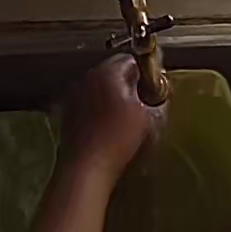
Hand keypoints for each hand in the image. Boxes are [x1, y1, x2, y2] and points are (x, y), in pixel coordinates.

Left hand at [59, 55, 160, 181]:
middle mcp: (89, 76)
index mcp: (109, 71)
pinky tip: (108, 130)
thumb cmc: (119, 139)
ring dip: (114, 98)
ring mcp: (75, 94)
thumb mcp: (150, 120)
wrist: (85, 171)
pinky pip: (90, 103)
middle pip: (116, 72)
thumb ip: (161, 101)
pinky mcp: (67, 114)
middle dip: (131, 86)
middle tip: (144, 106)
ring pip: (102, 88)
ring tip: (126, 120)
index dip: (148, 74)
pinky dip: (100, 111)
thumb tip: (163, 95)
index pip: (133, 60)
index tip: (155, 91)